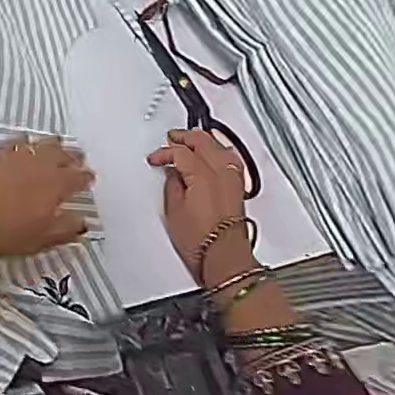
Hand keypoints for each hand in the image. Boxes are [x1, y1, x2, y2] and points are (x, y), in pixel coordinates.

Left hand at [0, 135, 93, 258]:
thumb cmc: (10, 232)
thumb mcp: (43, 238)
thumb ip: (67, 228)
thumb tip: (83, 221)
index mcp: (57, 183)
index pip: (79, 176)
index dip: (86, 177)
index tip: (89, 179)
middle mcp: (41, 164)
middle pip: (64, 154)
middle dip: (73, 157)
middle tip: (77, 159)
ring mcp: (19, 155)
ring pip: (42, 143)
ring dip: (53, 145)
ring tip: (57, 146)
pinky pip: (17, 140)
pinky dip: (25, 141)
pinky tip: (25, 142)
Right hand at [149, 128, 253, 282]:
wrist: (224, 257)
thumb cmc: (202, 240)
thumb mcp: (174, 210)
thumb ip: (172, 185)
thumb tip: (173, 174)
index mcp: (202, 174)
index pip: (180, 152)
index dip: (164, 152)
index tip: (156, 158)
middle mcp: (221, 172)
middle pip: (203, 141)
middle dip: (185, 136)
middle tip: (172, 137)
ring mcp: (232, 178)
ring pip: (218, 145)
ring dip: (203, 140)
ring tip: (190, 141)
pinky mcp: (238, 187)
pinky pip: (229, 158)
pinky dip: (218, 150)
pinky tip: (214, 152)